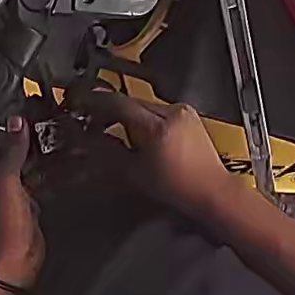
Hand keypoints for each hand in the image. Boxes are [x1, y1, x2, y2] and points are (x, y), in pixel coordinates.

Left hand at [0, 117, 42, 286]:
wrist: (16, 264)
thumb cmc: (2, 230)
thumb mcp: (6, 183)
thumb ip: (11, 153)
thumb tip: (16, 124)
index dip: (10, 125)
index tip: (27, 110)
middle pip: (10, 152)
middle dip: (26, 138)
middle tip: (45, 119)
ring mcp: (13, 195)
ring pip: (25, 165)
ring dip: (37, 154)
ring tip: (52, 136)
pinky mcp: (30, 206)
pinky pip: (38, 181)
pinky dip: (46, 172)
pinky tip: (56, 164)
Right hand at [78, 92, 241, 218]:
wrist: (212, 192)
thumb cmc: (180, 187)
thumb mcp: (135, 173)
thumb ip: (111, 152)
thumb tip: (91, 140)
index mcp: (158, 125)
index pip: (119, 104)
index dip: (96, 103)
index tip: (83, 103)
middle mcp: (174, 112)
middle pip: (133, 102)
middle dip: (112, 111)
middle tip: (95, 120)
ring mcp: (184, 112)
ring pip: (146, 106)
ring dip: (130, 115)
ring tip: (118, 131)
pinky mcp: (190, 117)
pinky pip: (161, 112)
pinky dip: (147, 119)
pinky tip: (141, 134)